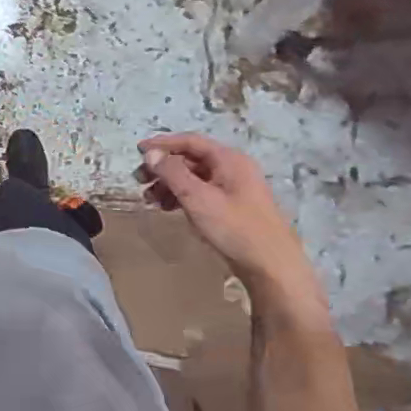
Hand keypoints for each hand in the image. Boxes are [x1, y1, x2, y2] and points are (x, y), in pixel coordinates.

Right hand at [140, 133, 327, 316]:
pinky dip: (182, 197)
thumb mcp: (197, 198)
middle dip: (163, 168)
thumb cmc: (235, 228)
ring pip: (194, 177)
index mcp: (229, 160)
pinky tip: (169, 208)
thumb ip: (172, 173)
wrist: (272, 269)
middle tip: (140, 180)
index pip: (190, 141)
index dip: (162, 144)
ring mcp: (235, 189)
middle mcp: (234, 169)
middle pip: (191, 159)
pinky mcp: (233, 208)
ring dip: (169, 184)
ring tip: (151, 199)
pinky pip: (201, 193)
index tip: (138, 151)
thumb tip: (150, 154)